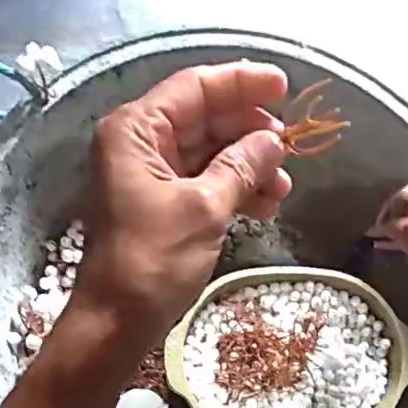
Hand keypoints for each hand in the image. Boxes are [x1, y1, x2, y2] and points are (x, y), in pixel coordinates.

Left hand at [74, 62, 293, 344]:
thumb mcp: (203, 209)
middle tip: (289, 148)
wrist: (117, 323)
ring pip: (208, 156)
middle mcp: (139, 147)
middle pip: (203, 120)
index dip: (242, 83)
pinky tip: (265, 205)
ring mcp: (149, 180)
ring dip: (248, 167)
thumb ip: (241, 167)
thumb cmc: (152, 261)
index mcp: (136, 131)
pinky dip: (233, 192)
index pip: (194, 88)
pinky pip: (203, 185)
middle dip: (249, 132)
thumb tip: (273, 140)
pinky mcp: (160, 209)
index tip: (284, 88)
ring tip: (283, 187)